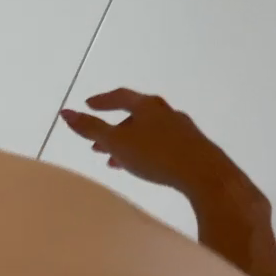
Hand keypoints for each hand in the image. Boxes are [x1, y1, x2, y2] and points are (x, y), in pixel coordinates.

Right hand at [58, 88, 237, 199]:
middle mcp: (167, 113)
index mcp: (148, 106)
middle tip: (98, 141)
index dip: (102, 101)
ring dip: (131, 143)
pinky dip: (148, 151)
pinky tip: (144, 167)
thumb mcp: (116, 142)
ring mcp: (185, 131)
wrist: (210, 179)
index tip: (88, 105)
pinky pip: (164, 145)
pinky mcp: (197, 150)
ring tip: (116, 160)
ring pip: (150, 133)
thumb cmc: (157, 155)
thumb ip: (90, 128)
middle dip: (115, 128)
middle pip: (136, 115)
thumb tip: (65, 112)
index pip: (120, 96)